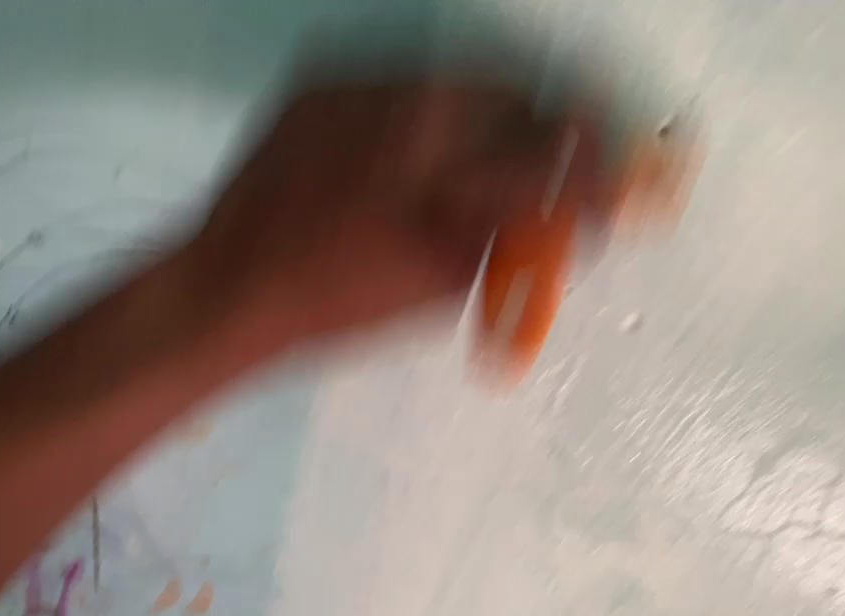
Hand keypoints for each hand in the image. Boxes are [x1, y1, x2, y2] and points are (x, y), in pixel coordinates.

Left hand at [183, 71, 618, 347]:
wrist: (232, 284)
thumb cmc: (330, 305)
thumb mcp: (433, 289)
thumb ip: (503, 245)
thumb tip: (547, 221)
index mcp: (446, 173)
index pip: (552, 155)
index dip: (594, 173)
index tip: (611, 188)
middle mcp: (412, 107)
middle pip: (516, 97)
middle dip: (547, 134)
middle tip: (556, 167)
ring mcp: (362, 86)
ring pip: (458, 83)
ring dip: (486, 120)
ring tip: (479, 166)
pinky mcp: (323, 81)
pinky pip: (398, 86)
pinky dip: (422, 118)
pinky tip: (412, 157)